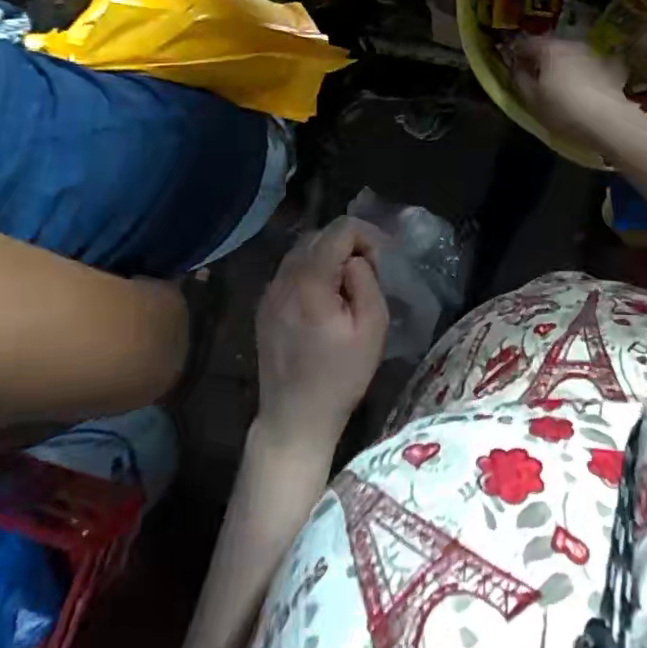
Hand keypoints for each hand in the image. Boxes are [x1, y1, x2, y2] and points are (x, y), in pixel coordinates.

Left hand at [255, 216, 388, 446]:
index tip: (382, 259)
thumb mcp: (372, 329)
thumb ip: (366, 282)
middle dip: (348, 244)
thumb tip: (355, 259)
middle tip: (369, 273)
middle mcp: (283, 279)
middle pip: (319, 235)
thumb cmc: (341, 377)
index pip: (339, 230)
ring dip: (329, 256)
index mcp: (310, 282)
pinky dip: (311, 271)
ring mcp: (269, 292)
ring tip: (348, 285)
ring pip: (302, 250)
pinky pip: (290, 271)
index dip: (367, 235)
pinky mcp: (264, 306)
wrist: (294, 418)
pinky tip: (325, 299)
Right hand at [507, 36, 637, 150]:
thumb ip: (520, 79)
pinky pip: (591, 66)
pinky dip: (586, 71)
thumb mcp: (531, 100)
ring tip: (560, 82)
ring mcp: (594, 54)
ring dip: (564, 64)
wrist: (608, 121)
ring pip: (572, 55)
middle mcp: (572, 45)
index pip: (526, 44)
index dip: (518, 54)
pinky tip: (586, 86)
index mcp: (549, 49)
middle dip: (542, 58)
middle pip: (551, 47)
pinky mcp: (611, 68)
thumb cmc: (563, 110)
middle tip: (536, 74)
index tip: (514, 65)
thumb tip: (517, 68)